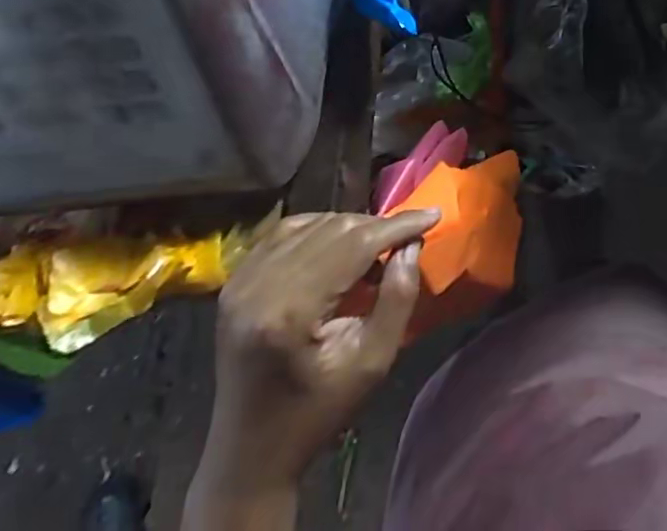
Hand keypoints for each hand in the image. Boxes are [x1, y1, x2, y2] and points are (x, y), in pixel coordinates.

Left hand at [207, 209, 438, 493]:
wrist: (249, 452)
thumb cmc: (316, 413)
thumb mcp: (372, 363)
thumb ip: (397, 299)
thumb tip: (411, 246)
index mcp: (290, 311)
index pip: (353, 245)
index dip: (396, 226)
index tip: (432, 215)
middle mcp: (259, 284)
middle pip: (331, 229)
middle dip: (376, 226)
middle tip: (408, 237)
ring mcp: (241, 280)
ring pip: (308, 224)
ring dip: (348, 226)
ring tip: (377, 245)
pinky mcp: (234, 281)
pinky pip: (282, 234)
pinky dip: (317, 229)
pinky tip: (338, 244)